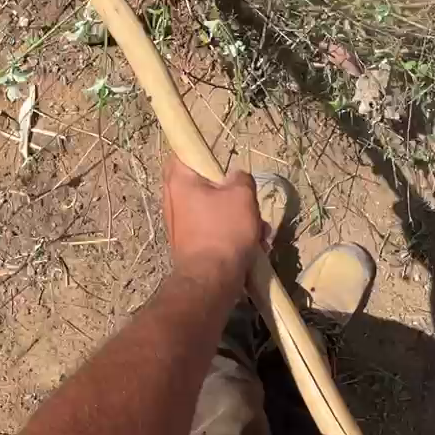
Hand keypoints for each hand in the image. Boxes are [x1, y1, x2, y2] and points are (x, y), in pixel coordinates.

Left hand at [161, 155, 262, 294]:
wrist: (212, 281)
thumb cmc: (224, 231)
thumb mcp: (242, 195)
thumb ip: (241, 178)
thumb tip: (236, 179)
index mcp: (179, 182)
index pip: (183, 153)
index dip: (203, 153)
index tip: (222, 161)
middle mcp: (174, 201)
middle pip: (205, 185)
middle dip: (232, 193)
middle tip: (248, 200)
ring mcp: (182, 225)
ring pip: (214, 210)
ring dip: (238, 217)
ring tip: (259, 230)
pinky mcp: (192, 245)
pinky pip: (214, 230)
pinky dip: (232, 234)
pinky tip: (254, 245)